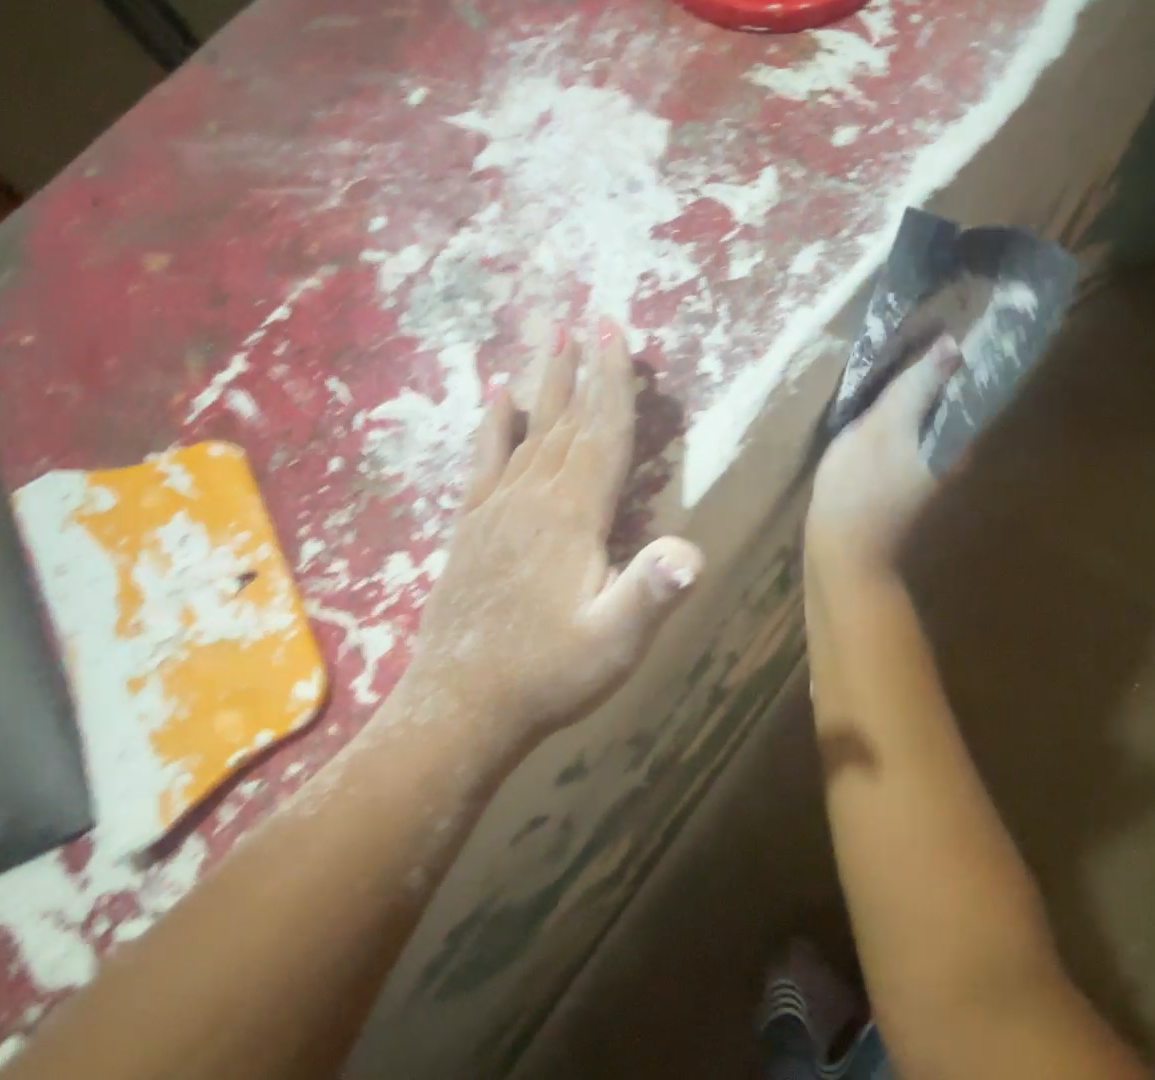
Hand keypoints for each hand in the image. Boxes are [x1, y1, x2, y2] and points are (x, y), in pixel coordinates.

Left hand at [410, 320, 703, 736]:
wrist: (462, 705)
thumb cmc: (549, 675)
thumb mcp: (613, 644)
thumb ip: (649, 596)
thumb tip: (692, 553)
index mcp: (569, 516)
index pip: (600, 434)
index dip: (613, 382)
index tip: (616, 332)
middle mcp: (530, 499)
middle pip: (563, 421)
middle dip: (582, 369)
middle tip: (590, 318)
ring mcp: (494, 510)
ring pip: (525, 431)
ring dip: (541, 383)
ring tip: (549, 337)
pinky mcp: (471, 528)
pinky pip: (485, 461)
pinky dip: (494, 426)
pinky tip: (494, 400)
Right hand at [807, 334, 961, 576]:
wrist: (842, 559)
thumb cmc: (860, 490)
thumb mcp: (885, 428)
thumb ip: (917, 387)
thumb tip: (953, 344)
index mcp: (953, 440)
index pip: (965, 387)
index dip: (953, 358)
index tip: (939, 325)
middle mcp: (949, 457)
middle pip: (944, 405)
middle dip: (931, 376)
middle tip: (908, 339)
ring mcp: (926, 475)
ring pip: (923, 424)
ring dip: (911, 398)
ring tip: (888, 366)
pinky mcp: (901, 487)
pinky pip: (905, 441)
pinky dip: (895, 422)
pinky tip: (875, 411)